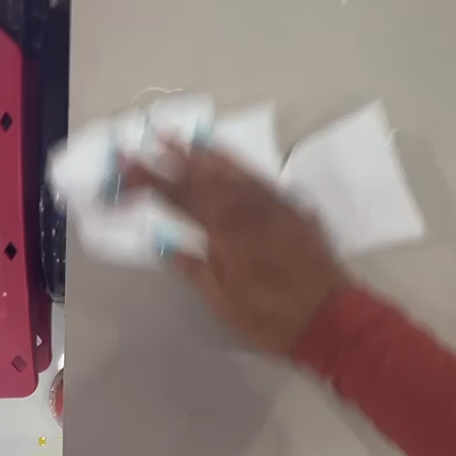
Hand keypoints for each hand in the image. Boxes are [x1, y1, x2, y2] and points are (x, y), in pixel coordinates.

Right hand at [122, 146, 352, 354]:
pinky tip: (223, 159)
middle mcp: (248, 207)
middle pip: (202, 177)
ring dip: (200, 153)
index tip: (124, 173)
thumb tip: (164, 244)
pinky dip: (234, 163)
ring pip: (231, 170)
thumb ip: (194, 269)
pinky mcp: (289, 209)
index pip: (179, 199)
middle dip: (169, 160)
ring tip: (177, 137)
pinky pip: (255, 176)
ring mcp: (271, 204)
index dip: (149, 184)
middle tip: (143, 143)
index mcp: (226, 230)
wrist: (331, 318)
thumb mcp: (224, 303)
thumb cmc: (272, 318)